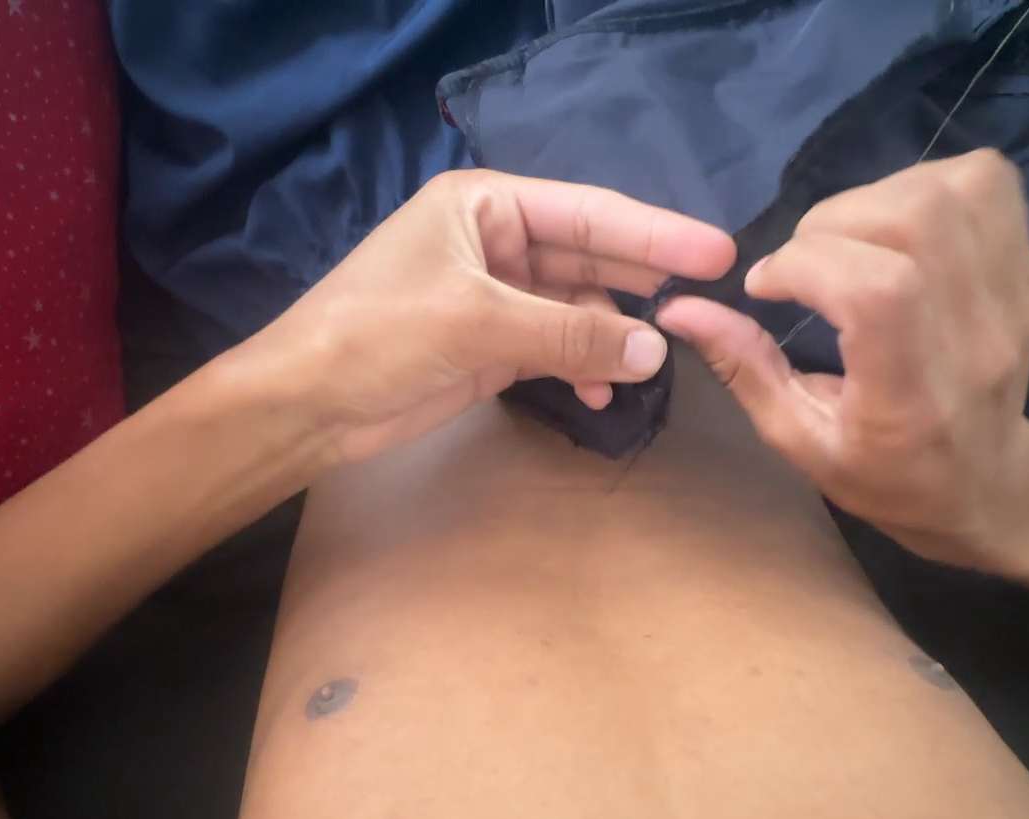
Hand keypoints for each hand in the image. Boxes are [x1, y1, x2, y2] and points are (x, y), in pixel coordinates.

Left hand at [248, 169, 735, 463]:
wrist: (313, 402)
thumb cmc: (382, 334)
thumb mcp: (478, 322)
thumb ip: (569, 333)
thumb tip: (653, 351)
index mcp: (487, 207)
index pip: (588, 213)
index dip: (654, 234)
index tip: (715, 252)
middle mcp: (497, 245)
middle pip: (587, 258)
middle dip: (640, 284)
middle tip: (703, 303)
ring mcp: (496, 299)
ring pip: (575, 311)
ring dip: (609, 338)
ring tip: (648, 366)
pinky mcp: (492, 348)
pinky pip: (555, 350)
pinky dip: (580, 369)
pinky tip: (602, 393)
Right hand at [656, 150, 1028, 567]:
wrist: (988, 486)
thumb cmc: (884, 478)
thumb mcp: (799, 440)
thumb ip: (744, 370)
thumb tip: (680, 310)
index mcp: (911, 394)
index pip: (876, 287)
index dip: (805, 263)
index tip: (765, 285)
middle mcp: (975, 334)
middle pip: (914, 219)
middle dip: (830, 222)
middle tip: (801, 262)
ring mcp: (1015, 293)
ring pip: (951, 189)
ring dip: (873, 198)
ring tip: (841, 243)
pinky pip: (986, 183)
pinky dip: (923, 186)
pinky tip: (890, 228)